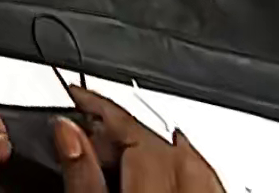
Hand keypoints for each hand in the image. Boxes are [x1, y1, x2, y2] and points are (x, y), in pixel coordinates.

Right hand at [51, 86, 225, 192]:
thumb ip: (81, 174)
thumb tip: (64, 126)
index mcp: (157, 191)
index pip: (134, 129)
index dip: (100, 104)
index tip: (75, 95)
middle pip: (165, 142)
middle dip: (125, 124)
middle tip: (89, 126)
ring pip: (197, 163)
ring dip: (158, 141)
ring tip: (121, 140)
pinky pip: (213, 184)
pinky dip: (188, 167)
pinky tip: (169, 166)